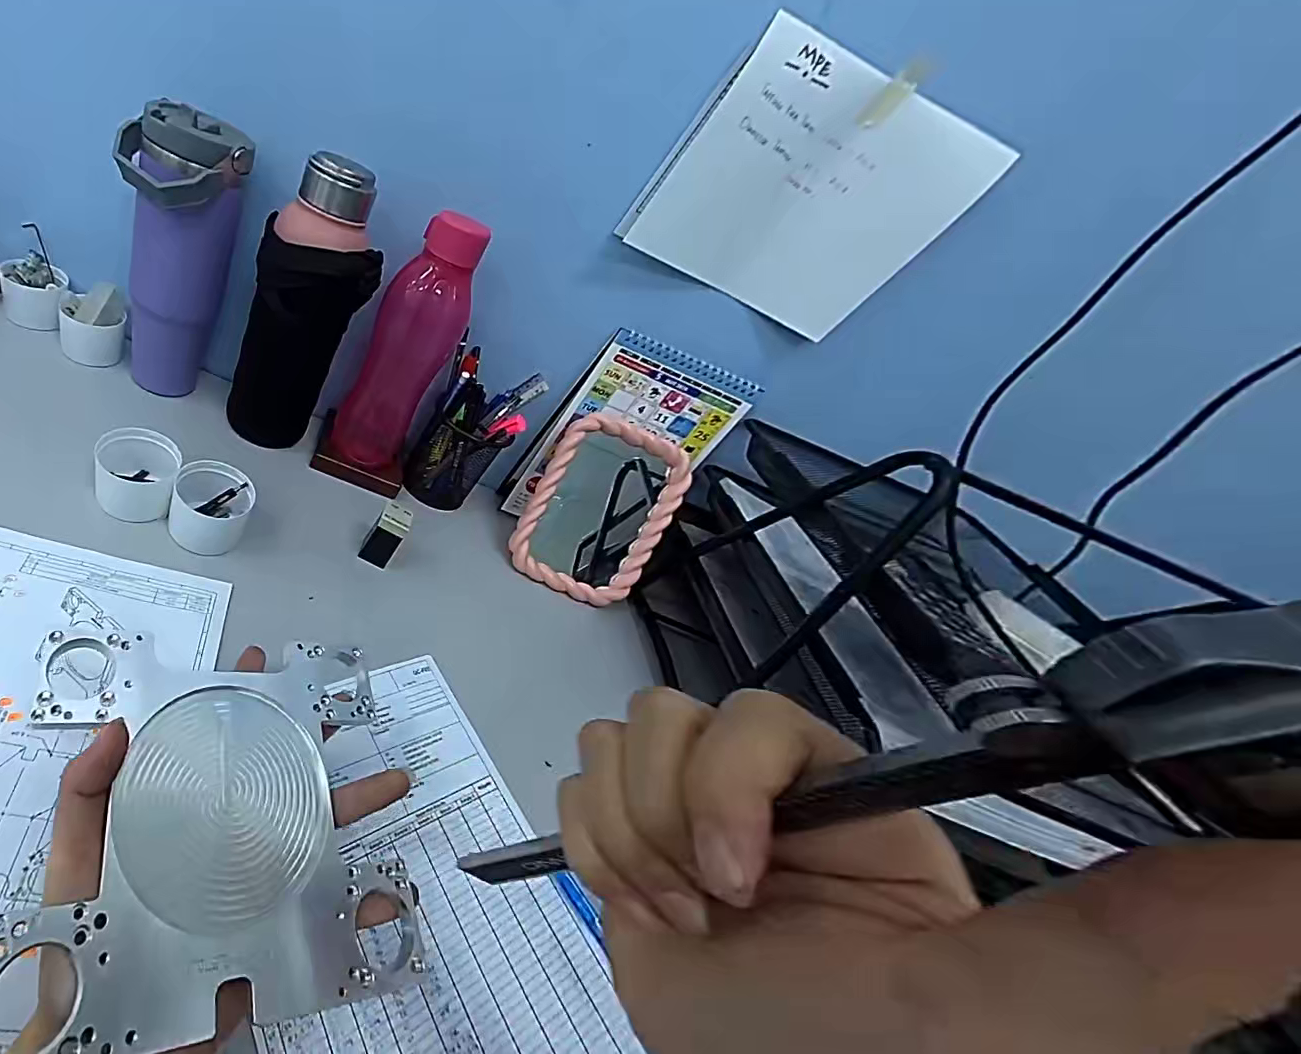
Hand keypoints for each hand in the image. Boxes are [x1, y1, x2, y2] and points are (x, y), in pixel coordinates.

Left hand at [13, 647, 410, 1053]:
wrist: (108, 1036)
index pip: (214, 744)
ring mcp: (251, 882)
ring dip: (355, 808)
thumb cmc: (81, 939)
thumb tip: (116, 726)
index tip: (255, 665)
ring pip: (313, 835)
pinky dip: (357, 906)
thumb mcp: (76, 856)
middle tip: (331, 712)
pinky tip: (380, 896)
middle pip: (274, 778)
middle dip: (306, 741)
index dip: (234, 703)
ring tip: (391, 783)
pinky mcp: (268, 933)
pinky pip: (322, 916)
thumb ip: (85, 793)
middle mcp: (225, 836)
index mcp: (181, 812)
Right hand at [562, 686, 1300, 1053]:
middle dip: (667, 817)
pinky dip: (593, 851)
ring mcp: (673, 801)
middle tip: (706, 900)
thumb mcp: (1019, 1011)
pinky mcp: (616, 825)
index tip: (739, 873)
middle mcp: (749, 784)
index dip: (725, 776)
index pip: (752, 712)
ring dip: (628, 840)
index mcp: (831, 795)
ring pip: (609, 742)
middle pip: (662, 715)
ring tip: (674, 911)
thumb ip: (1149, 935)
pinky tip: (638, 906)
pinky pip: (574, 786)